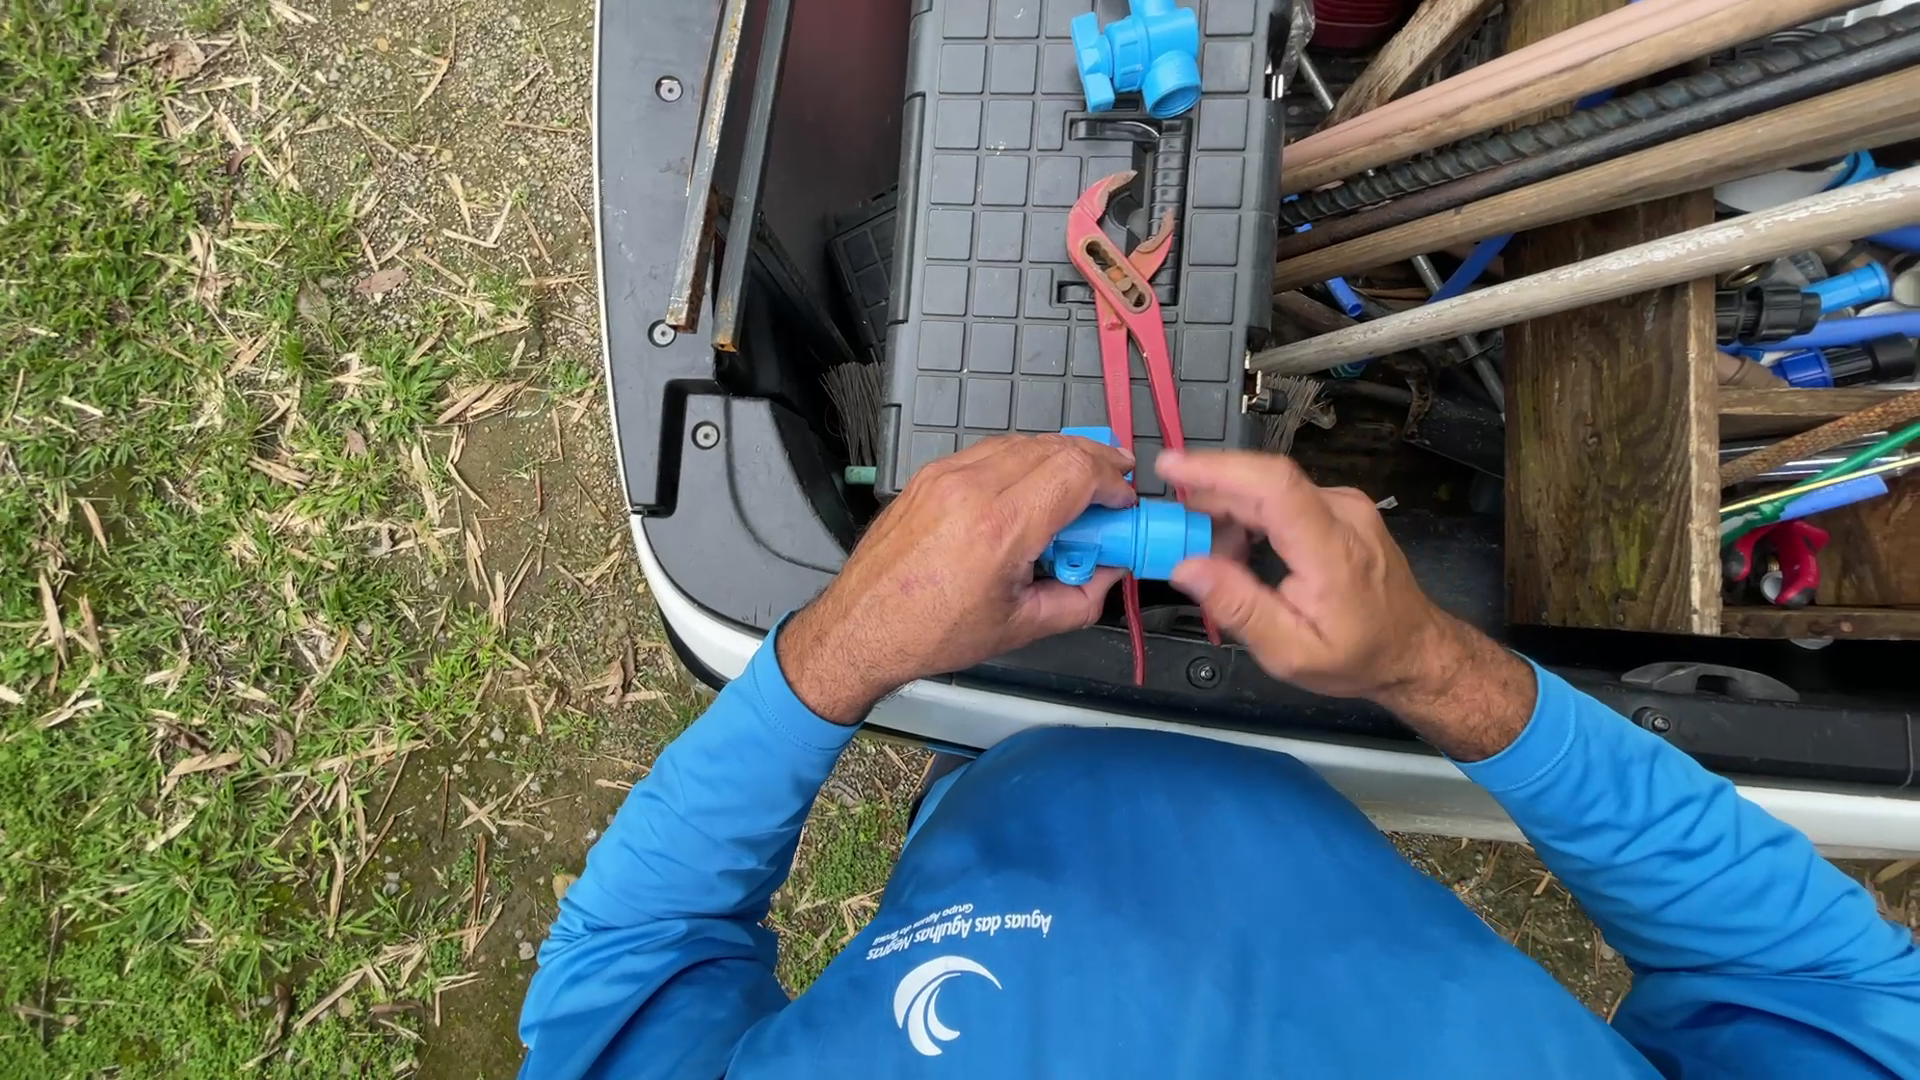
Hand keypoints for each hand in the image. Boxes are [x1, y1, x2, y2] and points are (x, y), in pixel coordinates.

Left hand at [779, 435, 1134, 723]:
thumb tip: (1109, 572)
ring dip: (1059, 458)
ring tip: (1075, 490)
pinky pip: (989, 451)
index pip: (1076, 471)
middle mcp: (970, 489)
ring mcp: (944, 476)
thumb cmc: (929, 632)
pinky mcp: (929, 476)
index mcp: (998, 528)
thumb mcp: (1021, 628)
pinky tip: (1030, 488)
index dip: (1111, 482)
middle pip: (1055, 447)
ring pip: (1022, 442)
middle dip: (1095, 462)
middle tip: (1110, 489)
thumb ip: (1081, 599)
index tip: (1121, 502)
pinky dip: (1021, 461)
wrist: (861, 627)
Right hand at [1155, 450, 1534, 759]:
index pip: (1273, 487)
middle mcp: (1342, 513)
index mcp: (1331, 549)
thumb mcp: (1290, 652)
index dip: (1218, 469)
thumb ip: (1237, 607)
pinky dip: (1246, 516)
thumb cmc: (1355, 656)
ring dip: (1226, 514)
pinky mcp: (1337, 506)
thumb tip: (1185, 568)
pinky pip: (1279, 497)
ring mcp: (1343, 504)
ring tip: (1218, 561)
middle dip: (1207, 500)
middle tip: (1177, 535)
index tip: (1169, 466)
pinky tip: (1240, 551)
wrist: (1414, 651)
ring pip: (1265, 489)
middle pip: (1260, 484)